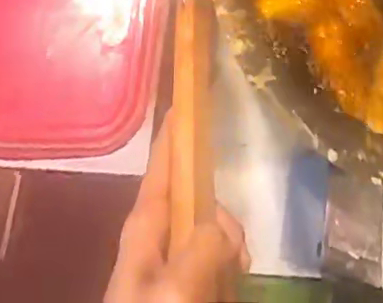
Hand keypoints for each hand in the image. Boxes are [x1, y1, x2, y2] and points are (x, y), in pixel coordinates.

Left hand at [105, 125, 248, 302]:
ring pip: (210, 235)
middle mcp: (155, 232)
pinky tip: (228, 291)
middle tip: (237, 254)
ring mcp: (165, 260)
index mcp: (145, 220)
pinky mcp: (177, 284)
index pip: (162, 160)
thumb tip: (225, 230)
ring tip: (232, 282)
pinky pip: (210, 265)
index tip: (188, 99)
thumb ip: (203, 247)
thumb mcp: (175, 287)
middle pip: (198, 200)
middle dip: (224, 222)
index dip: (175, 129)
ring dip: (228, 254)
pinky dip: (224, 275)